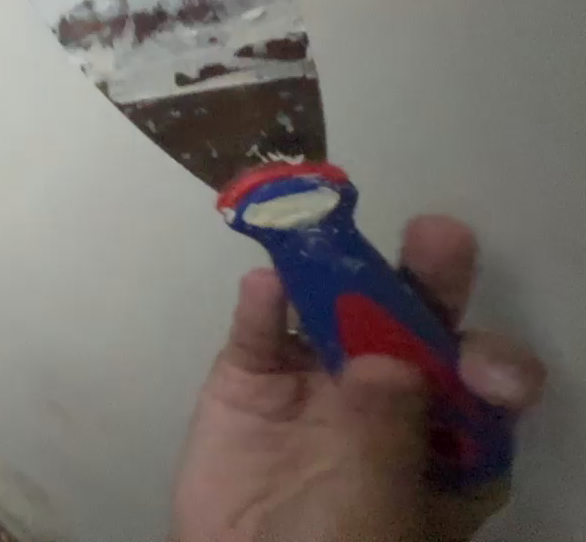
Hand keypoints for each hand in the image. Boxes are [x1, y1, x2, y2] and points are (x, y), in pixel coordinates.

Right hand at [172, 215, 546, 541]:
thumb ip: (384, 437)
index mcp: (447, 447)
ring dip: (333, 273)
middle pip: (411, 334)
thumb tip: (391, 359)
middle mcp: (385, 402)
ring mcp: (310, 383)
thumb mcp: (376, 509)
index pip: (482, 392)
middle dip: (427, 286)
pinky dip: (260, 306)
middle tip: (442, 236)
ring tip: (333, 228)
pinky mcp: (246, 375)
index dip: (490, 366)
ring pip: (329, 317)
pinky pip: (257, 333)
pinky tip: (265, 281)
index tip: (484, 363)